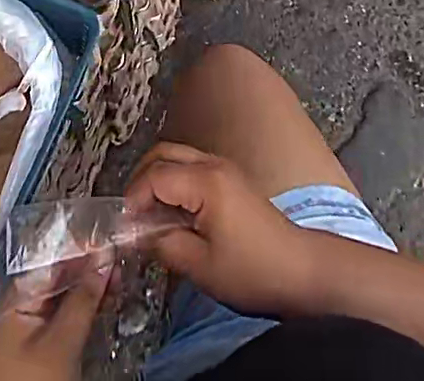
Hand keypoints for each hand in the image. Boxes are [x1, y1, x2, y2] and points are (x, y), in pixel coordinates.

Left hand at [0, 255, 110, 380]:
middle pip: (53, 280)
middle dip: (86, 268)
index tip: (105, 238)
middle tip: (117, 257)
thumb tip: (105, 256)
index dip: (75, 250)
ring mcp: (26, 333)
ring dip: (88, 287)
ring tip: (118, 276)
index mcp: (10, 306)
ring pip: (61, 298)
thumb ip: (84, 296)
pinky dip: (83, 307)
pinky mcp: (39, 349)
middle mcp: (15, 313)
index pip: (44, 263)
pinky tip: (105, 299)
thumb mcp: (63, 341)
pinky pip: (62, 316)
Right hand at [124, 142, 324, 315]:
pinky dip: (174, 181)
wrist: (299, 269)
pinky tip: (171, 213)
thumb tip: (136, 234)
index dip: (133, 199)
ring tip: (147, 216)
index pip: (154, 175)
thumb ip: (162, 244)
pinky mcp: (231, 178)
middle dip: (140, 180)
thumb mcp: (200, 265)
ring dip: (156, 178)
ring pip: (177, 156)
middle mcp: (214, 164)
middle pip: (163, 153)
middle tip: (130, 217)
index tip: (125, 229)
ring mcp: (224, 167)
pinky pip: (192, 166)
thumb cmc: (251, 270)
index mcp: (206, 181)